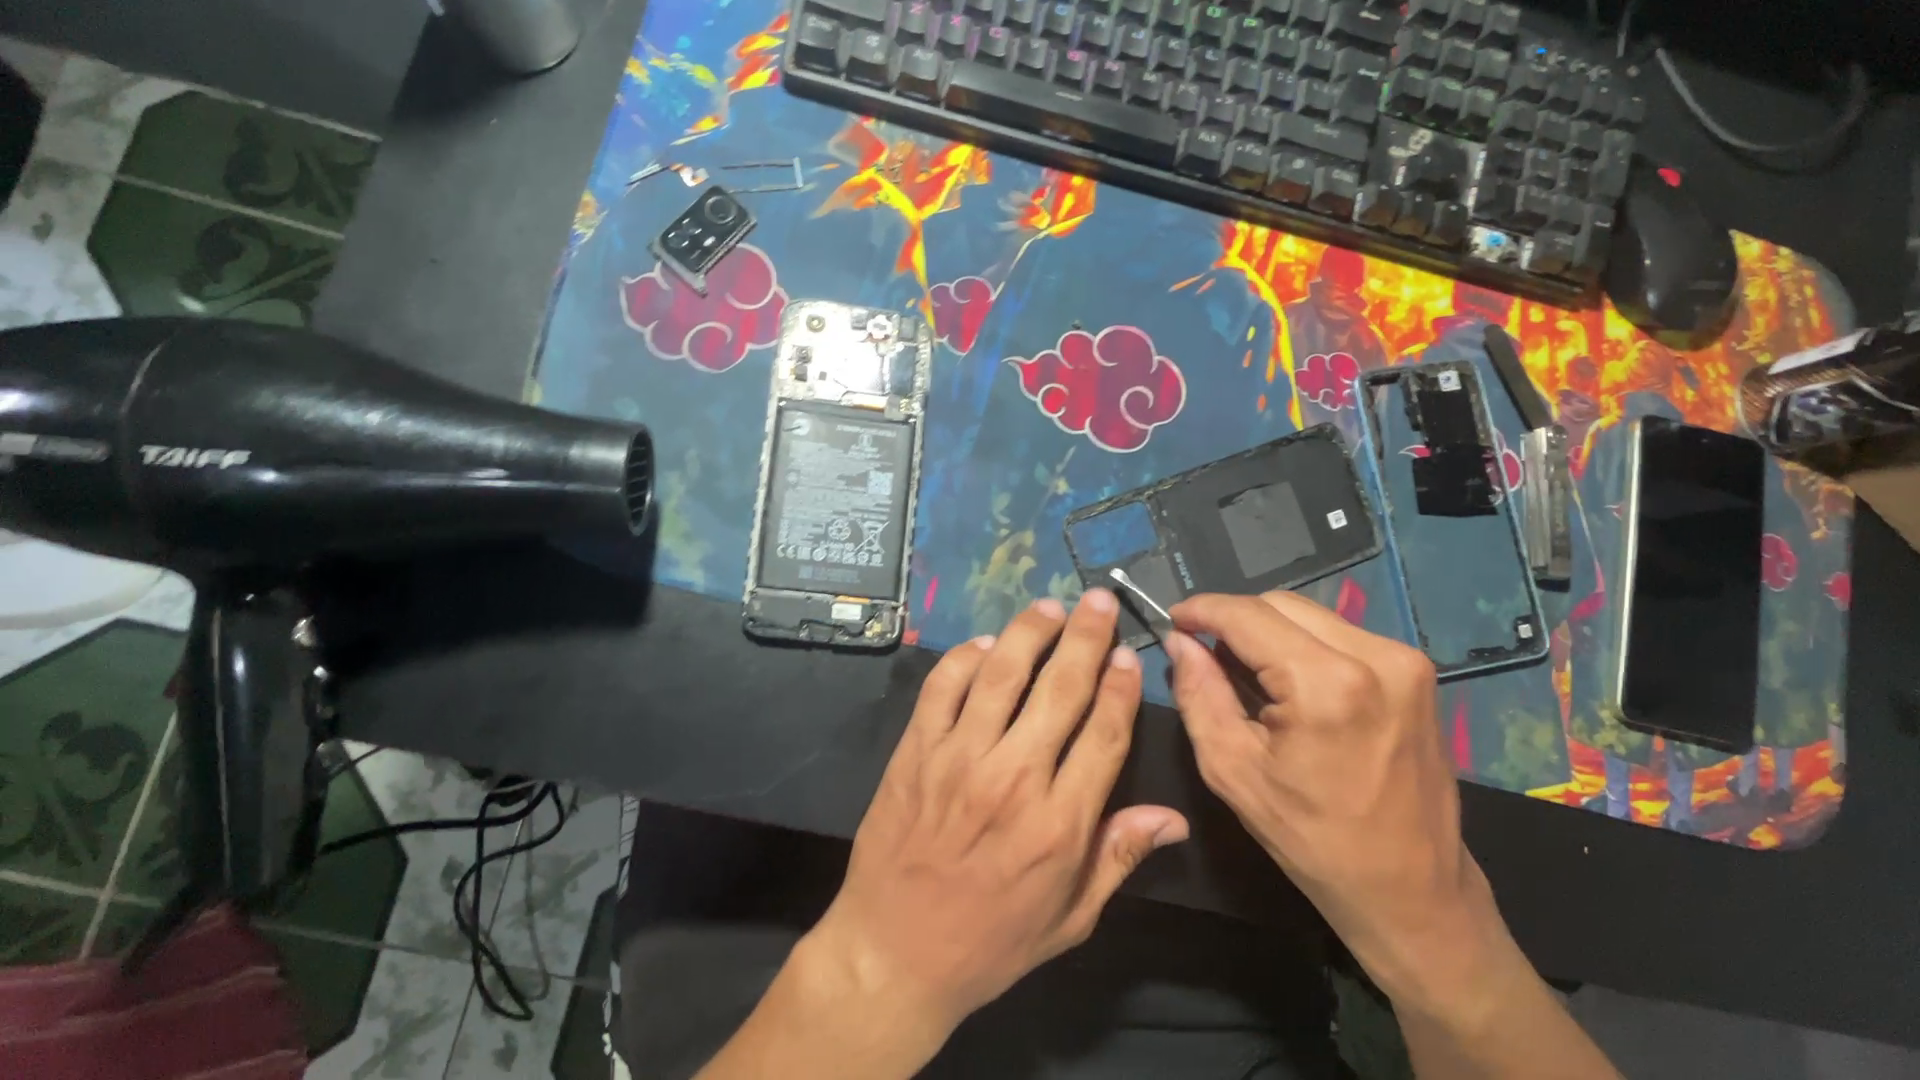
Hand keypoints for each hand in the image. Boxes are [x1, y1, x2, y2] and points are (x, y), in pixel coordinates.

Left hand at [805, 591, 1187, 1039]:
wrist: (896, 953)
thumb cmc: (992, 943)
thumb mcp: (1072, 917)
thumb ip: (1120, 857)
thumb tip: (1174, 818)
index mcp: (1060, 822)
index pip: (1104, 733)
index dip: (1121, 687)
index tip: (1131, 654)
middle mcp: (1013, 778)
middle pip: (1059, 689)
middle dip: (1086, 637)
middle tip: (1099, 601)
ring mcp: (958, 759)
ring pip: (1001, 675)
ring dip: (1028, 633)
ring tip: (1049, 606)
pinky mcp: (914, 752)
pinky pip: (942, 689)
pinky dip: (964, 659)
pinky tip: (985, 644)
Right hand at [1165, 591, 1506, 1013]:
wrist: (1410, 887)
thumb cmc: (1312, 838)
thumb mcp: (1232, 770)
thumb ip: (1199, 693)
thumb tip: (1179, 642)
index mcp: (1326, 683)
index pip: (1248, 615)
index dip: (1202, 609)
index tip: (1172, 619)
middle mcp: (1375, 656)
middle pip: (1282, 604)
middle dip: (1235, 619)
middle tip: (1203, 651)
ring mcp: (1405, 661)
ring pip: (1313, 615)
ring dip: (1270, 632)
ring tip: (1244, 671)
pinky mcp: (1419, 673)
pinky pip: (1342, 636)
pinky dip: (1305, 646)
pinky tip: (1289, 684)